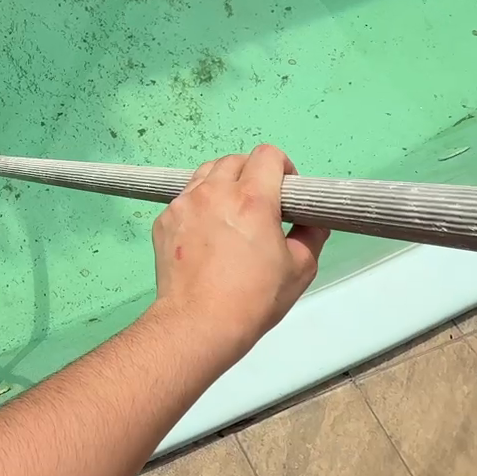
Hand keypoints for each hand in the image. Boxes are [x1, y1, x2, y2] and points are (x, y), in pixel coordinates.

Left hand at [143, 144, 329, 362]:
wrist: (198, 320)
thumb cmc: (254, 297)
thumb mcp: (300, 267)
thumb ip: (310, 233)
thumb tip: (312, 219)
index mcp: (251, 200)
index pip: (267, 155)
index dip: (282, 166)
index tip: (286, 188)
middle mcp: (213, 192)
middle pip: (234, 160)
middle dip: (252, 172)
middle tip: (261, 201)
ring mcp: (183, 203)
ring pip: (205, 173)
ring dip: (223, 182)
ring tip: (232, 211)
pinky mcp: (164, 218)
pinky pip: (184, 197)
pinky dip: (199, 204)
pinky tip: (206, 231)